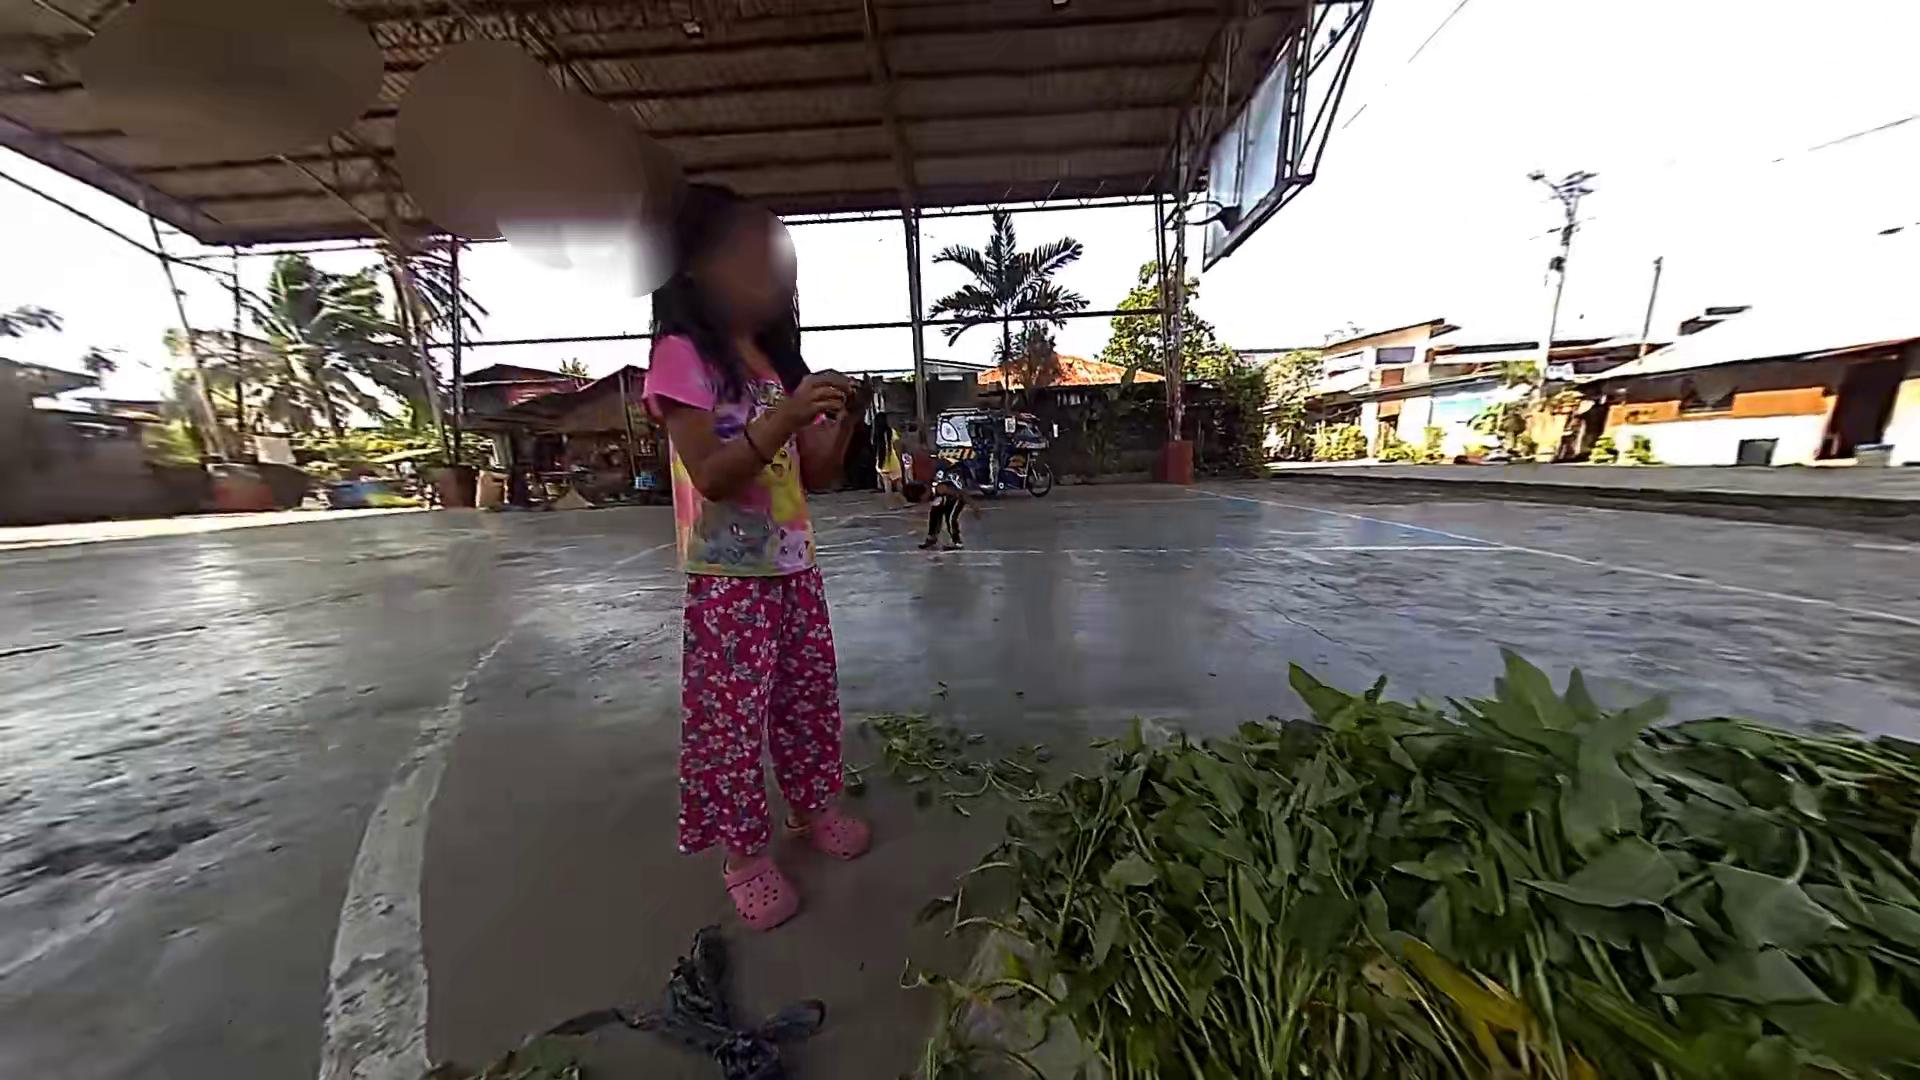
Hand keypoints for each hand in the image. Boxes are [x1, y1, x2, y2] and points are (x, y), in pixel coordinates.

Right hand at [779, 372, 850, 426]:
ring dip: (841, 396)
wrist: (784, 418)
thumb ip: (823, 390)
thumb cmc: (798, 407)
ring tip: (844, 402)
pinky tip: (840, 409)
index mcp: (809, 380)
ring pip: (832, 391)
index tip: (852, 383)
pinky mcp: (811, 407)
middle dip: (844, 385)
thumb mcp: (809, 393)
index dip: (843, 379)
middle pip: (832, 380)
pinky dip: (837, 406)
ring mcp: (810, 395)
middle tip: (852, 392)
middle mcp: (809, 384)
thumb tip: (840, 390)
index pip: (830, 375)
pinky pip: (829, 404)